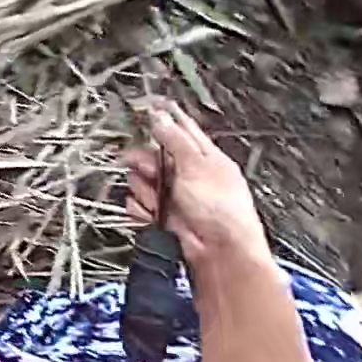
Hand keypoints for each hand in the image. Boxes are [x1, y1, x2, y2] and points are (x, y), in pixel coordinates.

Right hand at [125, 102, 275, 272]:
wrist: (219, 254)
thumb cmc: (222, 211)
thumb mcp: (197, 165)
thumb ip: (175, 139)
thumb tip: (160, 117)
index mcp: (206, 159)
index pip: (182, 131)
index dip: (165, 119)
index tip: (147, 106)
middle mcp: (189, 176)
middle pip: (155, 157)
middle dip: (145, 162)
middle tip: (145, 168)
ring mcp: (175, 197)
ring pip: (143, 181)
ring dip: (144, 189)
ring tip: (157, 199)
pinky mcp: (163, 216)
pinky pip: (140, 204)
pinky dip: (141, 209)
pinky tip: (152, 213)